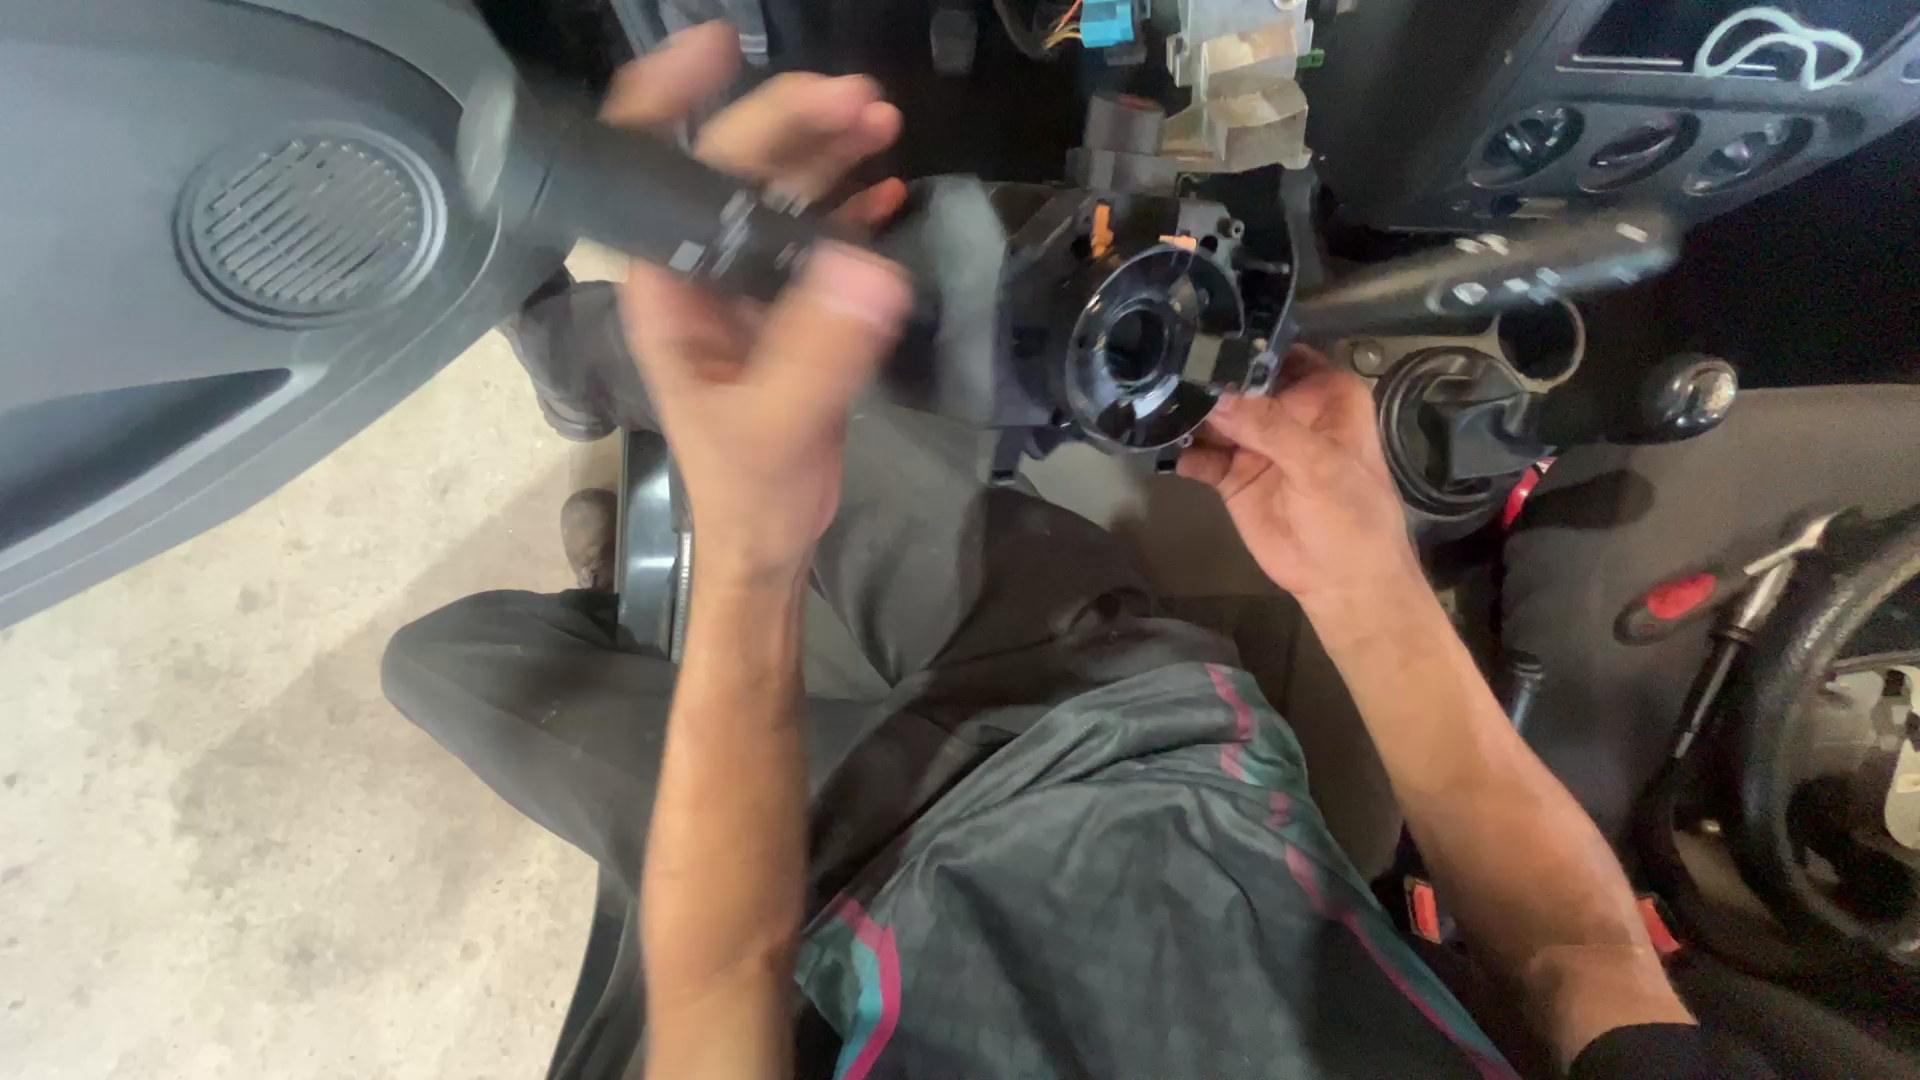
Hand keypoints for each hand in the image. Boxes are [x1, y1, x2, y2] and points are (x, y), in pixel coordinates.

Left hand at [609, 23, 913, 583]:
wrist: (770, 536)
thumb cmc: (750, 491)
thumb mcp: (775, 427)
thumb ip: (816, 353)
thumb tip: (873, 265)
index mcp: (670, 291)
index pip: (658, 171)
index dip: (679, 99)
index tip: (726, 48)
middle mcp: (703, 278)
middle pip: (735, 172)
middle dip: (791, 124)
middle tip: (861, 102)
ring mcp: (750, 296)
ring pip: (781, 202)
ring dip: (828, 159)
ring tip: (883, 127)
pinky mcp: (792, 319)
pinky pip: (818, 248)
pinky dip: (850, 215)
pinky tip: (886, 194)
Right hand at [1177, 347, 1423, 617]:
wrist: (1339, 581)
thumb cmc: (1351, 516)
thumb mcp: (1319, 465)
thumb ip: (1272, 428)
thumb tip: (1220, 398)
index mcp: (1323, 395)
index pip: (1278, 357)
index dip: (1243, 350)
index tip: (1201, 341)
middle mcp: (1286, 411)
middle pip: (1238, 385)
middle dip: (1205, 383)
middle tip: (1164, 373)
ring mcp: (1256, 443)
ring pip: (1215, 418)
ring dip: (1188, 417)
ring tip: (1156, 409)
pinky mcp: (1231, 475)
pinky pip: (1201, 456)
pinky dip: (1184, 453)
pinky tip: (1166, 451)